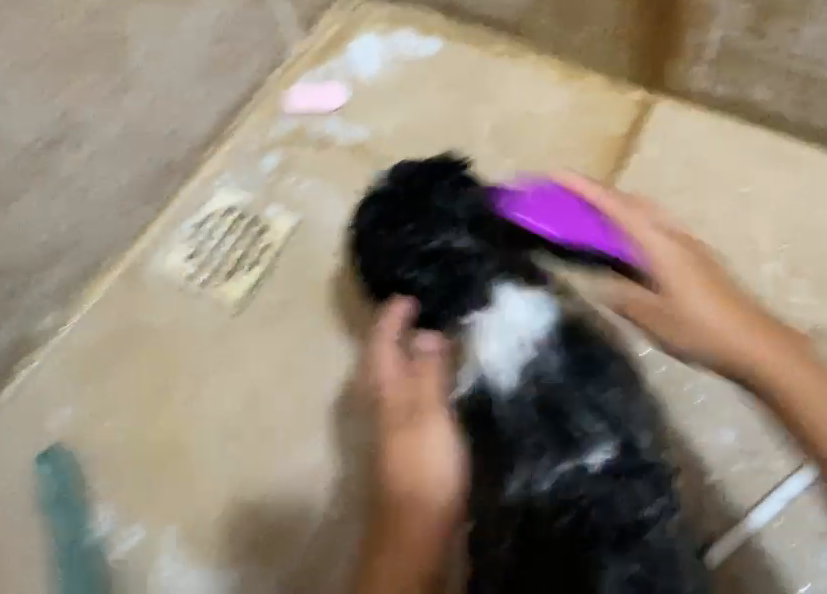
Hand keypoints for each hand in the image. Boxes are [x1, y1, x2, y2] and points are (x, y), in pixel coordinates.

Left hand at [357, 297, 468, 529]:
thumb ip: (428, 371)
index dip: (392, 316)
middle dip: (399, 331)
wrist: (417, 531)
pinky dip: (425, 378)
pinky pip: (413, 396)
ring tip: (439, 336)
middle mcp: (383, 403)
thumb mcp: (428, 412)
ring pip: (398, 377)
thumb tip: (425, 331)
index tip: (410, 294)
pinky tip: (445, 381)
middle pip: (384, 358)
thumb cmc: (423, 466)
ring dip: (412, 354)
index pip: (381, 342)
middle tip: (426, 307)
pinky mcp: (409, 444)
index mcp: (384, 390)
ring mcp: (394, 426)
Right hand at [553, 173, 801, 385]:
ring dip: (621, 208)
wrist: (757, 342)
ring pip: (649, 213)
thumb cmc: (702, 330)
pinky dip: (638, 225)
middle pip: (632, 202)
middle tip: (571, 198)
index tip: (557, 173)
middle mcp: (674, 234)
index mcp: (658, 244)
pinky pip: (659, 227)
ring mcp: (690, 243)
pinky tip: (634, 248)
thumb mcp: (653, 319)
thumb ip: (622, 297)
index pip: (614, 207)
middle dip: (600, 194)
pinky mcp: (700, 257)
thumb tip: (597, 282)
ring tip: (597, 220)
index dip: (584, 188)